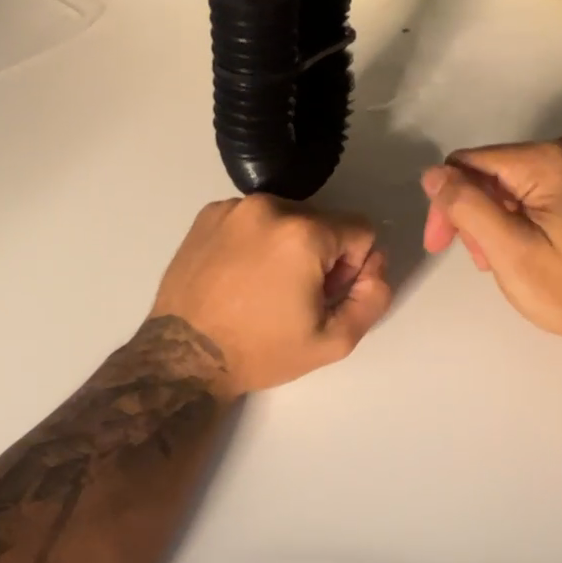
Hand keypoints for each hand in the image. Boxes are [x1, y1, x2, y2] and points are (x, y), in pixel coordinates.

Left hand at [152, 194, 390, 396]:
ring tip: (264, 289)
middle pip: (323, 222)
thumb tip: (375, 265)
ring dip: (288, 247)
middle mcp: (268, 207)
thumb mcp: (334, 340)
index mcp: (303, 232)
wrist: (185, 355)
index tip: (325, 295)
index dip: (354, 267)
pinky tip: (239, 278)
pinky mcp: (207, 215)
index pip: (360, 230)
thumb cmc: (261, 350)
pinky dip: (255, 242)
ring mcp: (233, 208)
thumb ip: (373, 297)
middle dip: (321, 255)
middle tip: (294, 298)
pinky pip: (252, 220)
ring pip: (286, 219)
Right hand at [422, 136, 561, 358]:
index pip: (467, 163)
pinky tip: (522, 249)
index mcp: (548, 159)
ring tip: (504, 261)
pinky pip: (529, 191)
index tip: (441, 247)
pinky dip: (515, 219)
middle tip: (483, 261)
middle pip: (488, 172)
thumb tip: (433, 174)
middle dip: (472, 214)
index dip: (446, 203)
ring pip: (506, 184)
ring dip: (492, 220)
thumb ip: (467, 206)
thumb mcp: (510, 250)